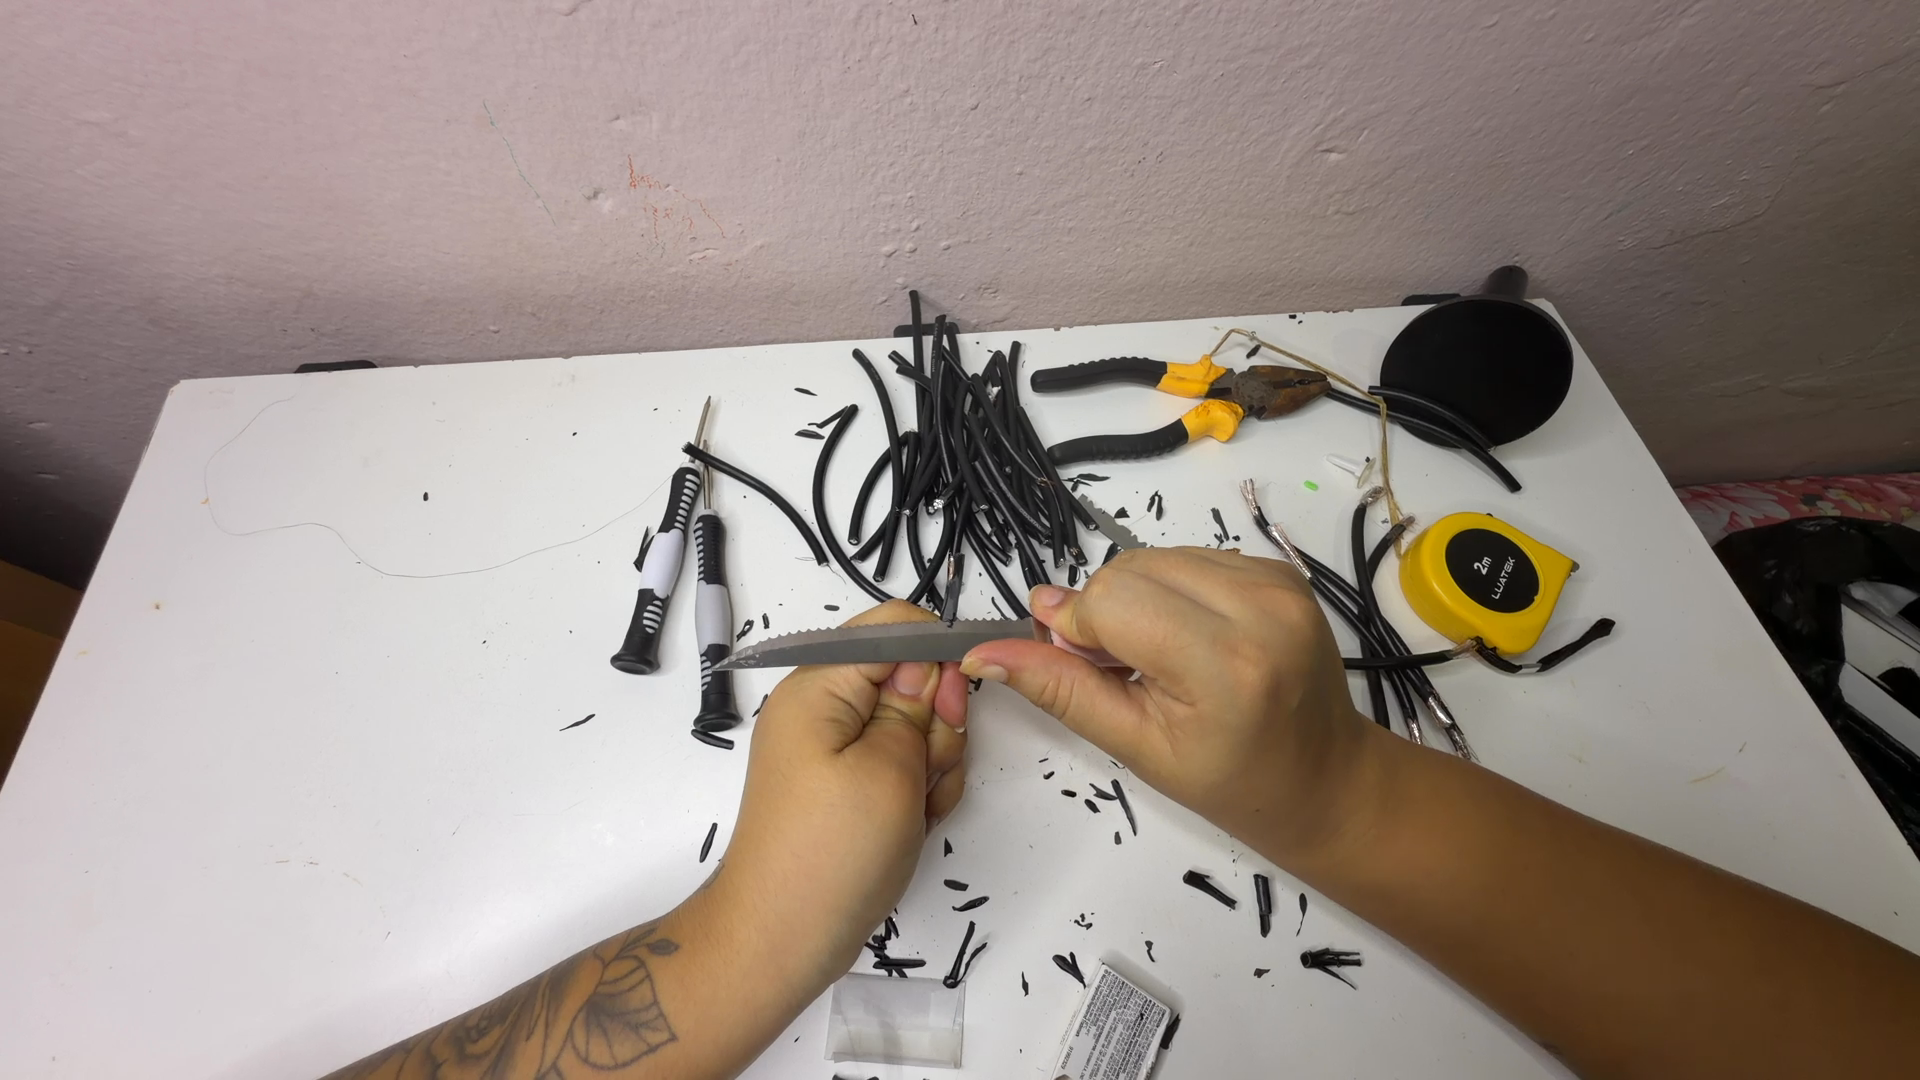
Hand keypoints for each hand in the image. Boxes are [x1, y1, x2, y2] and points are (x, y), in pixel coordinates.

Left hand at [707, 600, 970, 1004]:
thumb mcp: (890, 769)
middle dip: (935, 721)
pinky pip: (900, 760)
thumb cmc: (833, 853)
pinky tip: (913, 822)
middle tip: (927, 770)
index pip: (892, 627)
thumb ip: (916, 705)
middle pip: (908, 676)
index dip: (935, 653)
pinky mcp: (848, 779)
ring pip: (913, 723)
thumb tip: (929, 661)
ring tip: (916, 807)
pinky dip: (919, 787)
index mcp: (820, 684)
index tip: (954, 704)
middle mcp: (824, 705)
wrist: (780, 943)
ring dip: (932, 761)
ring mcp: (836, 746)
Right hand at [961, 547, 1376, 863]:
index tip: (1080, 662)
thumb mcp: (1137, 747)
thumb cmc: (1231, 781)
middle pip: (1127, 571)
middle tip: (1121, 666)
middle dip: (1104, 613)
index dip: (1077, 629)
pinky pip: (1187, 559)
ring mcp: (1275, 580)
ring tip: (1158, 653)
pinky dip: (1168, 591)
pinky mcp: (1278, 568)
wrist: (1326, 777)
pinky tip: (1186, 634)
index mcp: (1226, 663)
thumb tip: (983, 653)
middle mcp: (1259, 605)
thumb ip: (1060, 690)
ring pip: (1153, 558)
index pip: (1111, 601)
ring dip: (1135, 599)